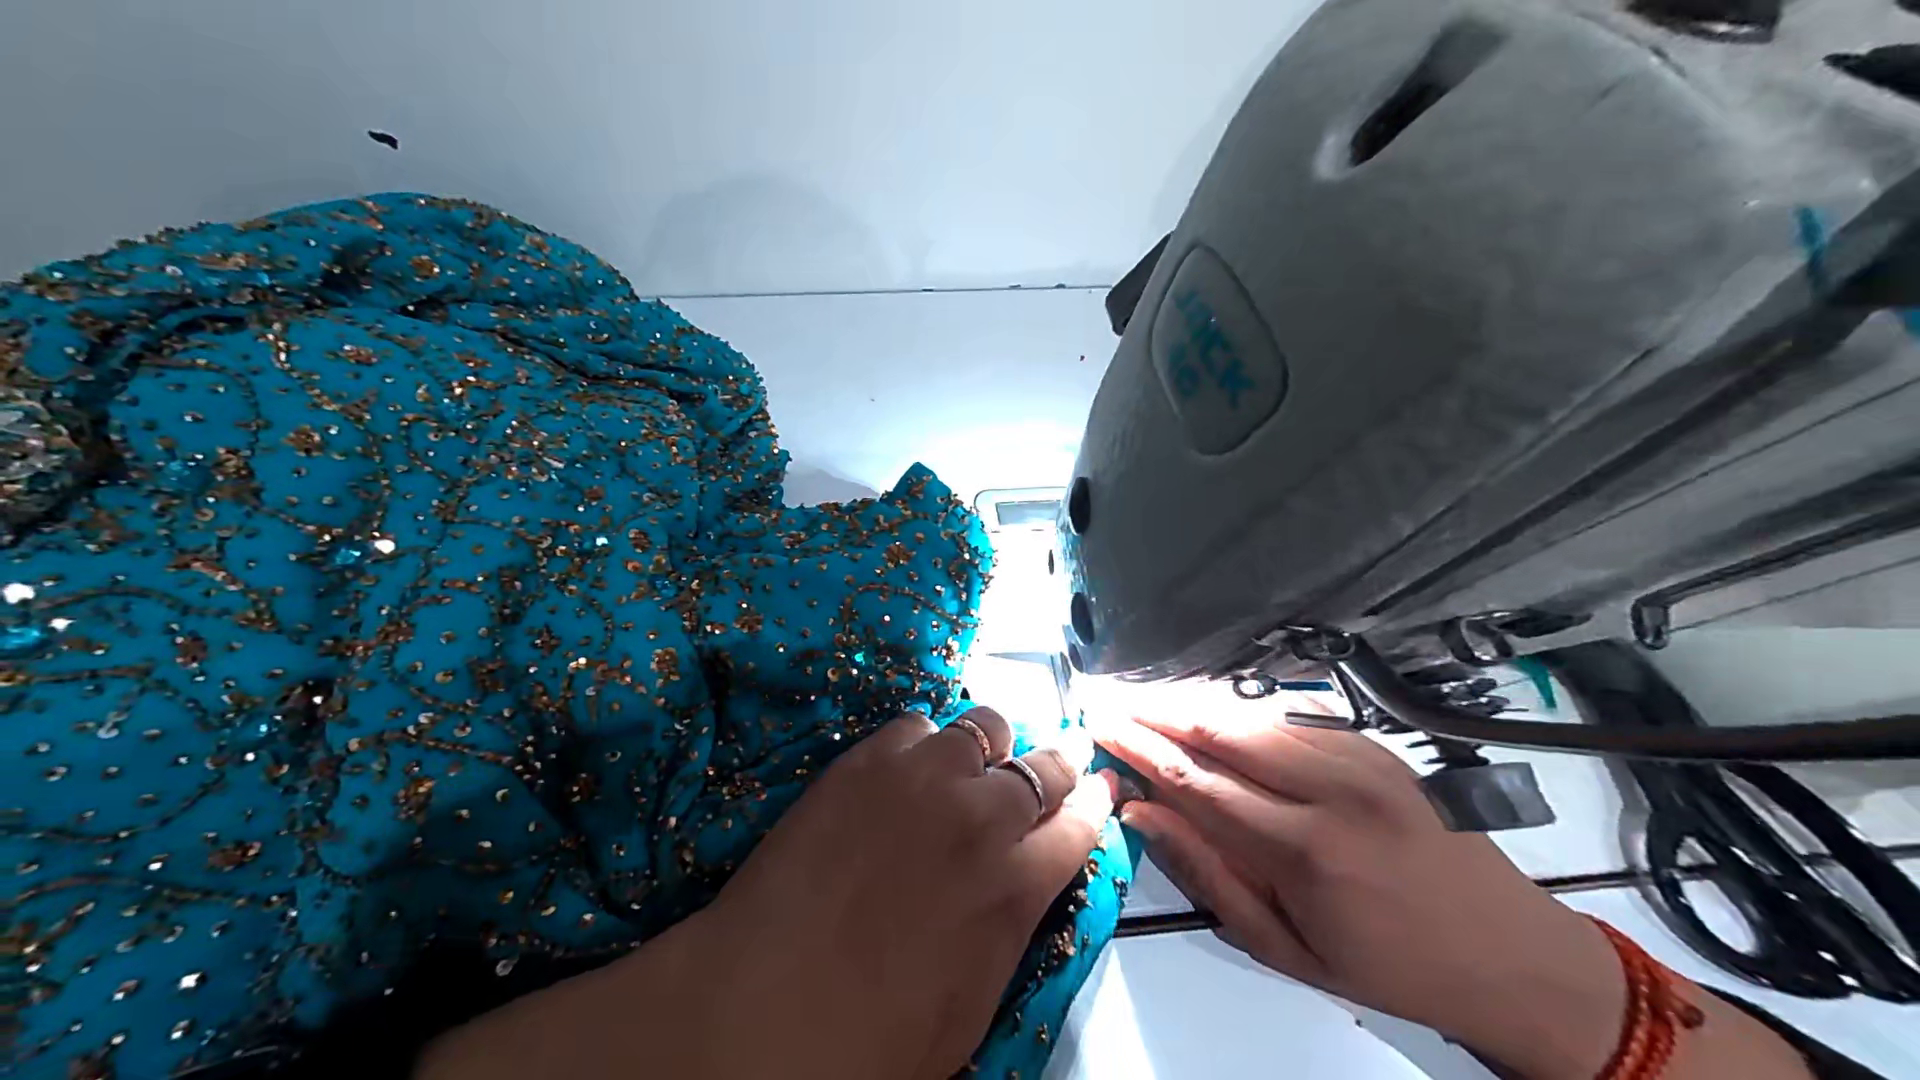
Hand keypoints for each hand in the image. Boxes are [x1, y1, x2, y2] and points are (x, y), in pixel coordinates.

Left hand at [418, 707, 1115, 1079]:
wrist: (765, 1003)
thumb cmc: (877, 1037)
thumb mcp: (976, 999)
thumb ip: (1013, 919)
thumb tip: (1026, 874)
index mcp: (1020, 883)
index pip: (1082, 821)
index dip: (1092, 799)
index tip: (1096, 784)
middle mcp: (985, 814)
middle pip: (1044, 766)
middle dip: (1056, 763)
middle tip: (1052, 759)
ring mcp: (927, 774)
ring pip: (984, 725)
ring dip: (989, 743)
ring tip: (975, 757)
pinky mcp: (871, 756)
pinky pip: (917, 724)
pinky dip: (923, 741)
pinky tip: (908, 764)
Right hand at [1092, 709, 1625, 1079]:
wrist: (1511, 950)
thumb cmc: (1387, 964)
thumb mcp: (1285, 948)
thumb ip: (1207, 874)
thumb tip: (1140, 813)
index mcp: (1304, 850)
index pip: (1194, 780)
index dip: (1138, 748)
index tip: (1099, 726)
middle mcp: (1328, 788)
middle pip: (1217, 728)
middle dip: (1154, 709)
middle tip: (1109, 699)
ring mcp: (1357, 756)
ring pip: (1248, 711)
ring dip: (1188, 700)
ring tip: (1144, 697)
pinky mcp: (1373, 743)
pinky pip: (1287, 712)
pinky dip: (1236, 705)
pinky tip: (1206, 705)